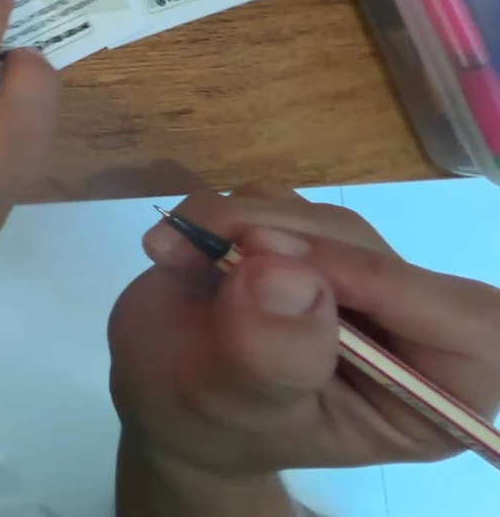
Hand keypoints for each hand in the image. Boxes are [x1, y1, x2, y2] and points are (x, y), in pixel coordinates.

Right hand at [109, 187, 499, 479]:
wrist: (159, 399)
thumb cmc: (204, 421)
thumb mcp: (232, 402)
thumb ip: (267, 352)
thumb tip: (283, 272)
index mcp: (427, 391)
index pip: (464, 321)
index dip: (381, 280)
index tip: (272, 260)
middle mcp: (400, 329)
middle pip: (371, 251)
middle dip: (278, 238)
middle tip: (197, 251)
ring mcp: (341, 282)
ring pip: (314, 216)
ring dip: (231, 218)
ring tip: (170, 255)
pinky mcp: (286, 248)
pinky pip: (266, 201)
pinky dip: (207, 213)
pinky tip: (173, 249)